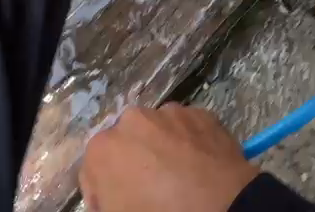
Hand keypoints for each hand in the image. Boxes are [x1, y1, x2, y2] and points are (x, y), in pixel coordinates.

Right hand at [79, 105, 260, 211]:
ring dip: (162, 151)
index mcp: (103, 148)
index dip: (104, 194)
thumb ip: (108, 201)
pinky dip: (189, 144)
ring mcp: (170, 111)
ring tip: (179, 182)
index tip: (120, 207)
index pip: (93, 171)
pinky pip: (187, 129)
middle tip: (149, 195)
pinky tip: (199, 170)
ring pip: (158, 132)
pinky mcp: (201, 113)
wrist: (222, 209)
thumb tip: (119, 195)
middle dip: (133, 165)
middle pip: (126, 144)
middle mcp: (132, 119)